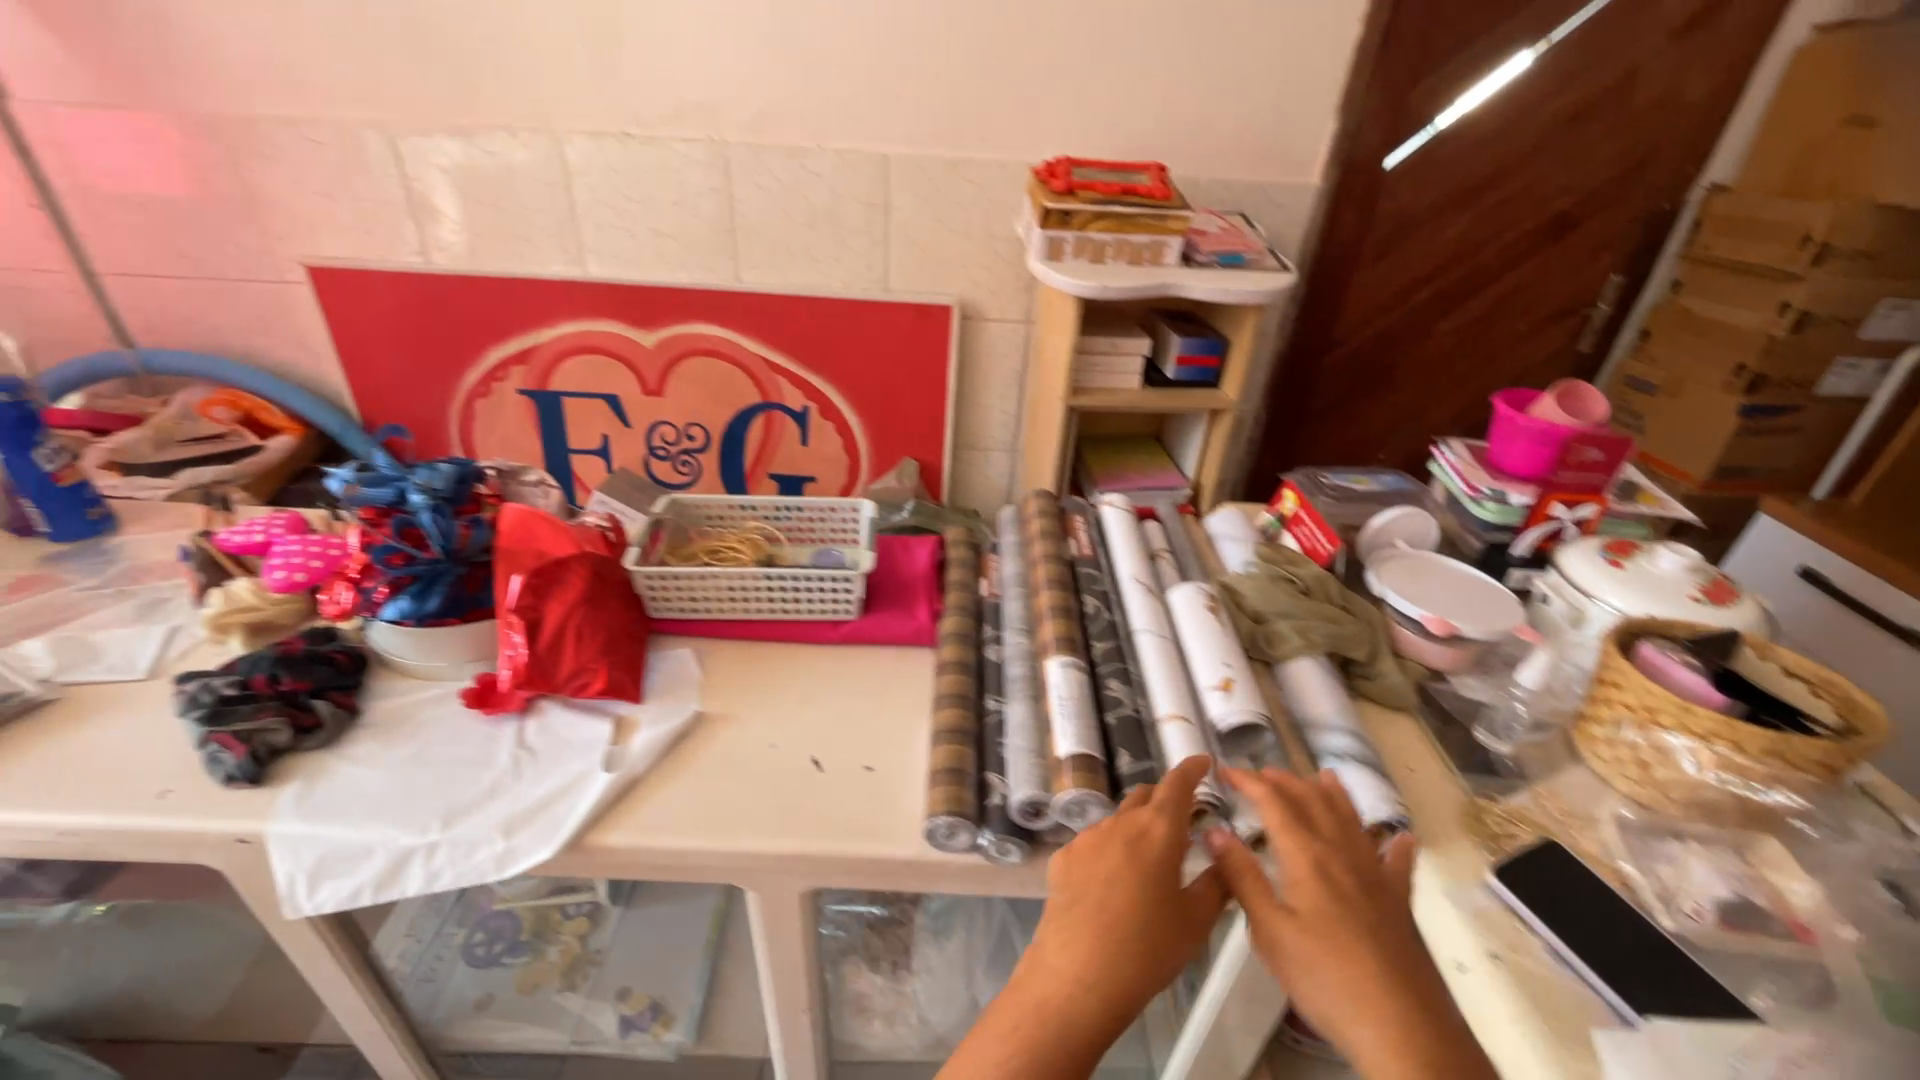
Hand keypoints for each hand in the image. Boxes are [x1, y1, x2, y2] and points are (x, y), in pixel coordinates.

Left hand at [1024, 757, 1227, 1026]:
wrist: (1078, 974)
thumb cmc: (1148, 948)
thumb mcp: (1196, 920)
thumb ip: (1216, 882)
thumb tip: (1225, 855)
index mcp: (1158, 830)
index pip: (1177, 784)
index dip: (1191, 769)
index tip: (1202, 761)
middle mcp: (1120, 823)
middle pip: (1144, 797)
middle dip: (1164, 800)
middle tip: (1182, 822)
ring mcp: (1086, 839)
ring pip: (1117, 821)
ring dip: (1136, 829)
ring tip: (1148, 861)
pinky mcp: (1063, 859)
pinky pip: (1093, 844)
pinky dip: (1110, 851)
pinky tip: (1113, 885)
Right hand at [1206, 768, 1495, 1079]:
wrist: (1402, 1027)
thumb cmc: (1325, 979)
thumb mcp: (1270, 931)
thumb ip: (1243, 878)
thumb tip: (1216, 832)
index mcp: (1307, 857)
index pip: (1274, 804)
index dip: (1249, 782)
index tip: (1226, 770)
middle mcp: (1343, 855)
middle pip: (1314, 803)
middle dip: (1286, 782)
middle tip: (1262, 773)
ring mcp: (1377, 877)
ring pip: (1353, 822)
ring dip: (1334, 795)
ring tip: (1322, 776)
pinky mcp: (1399, 903)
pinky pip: (1397, 862)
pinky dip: (1394, 843)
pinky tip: (1399, 837)